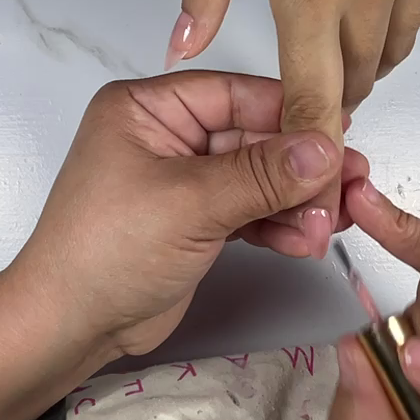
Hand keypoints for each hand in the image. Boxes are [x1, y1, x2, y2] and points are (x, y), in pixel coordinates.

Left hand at [12, 72, 368, 359]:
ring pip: (256, 177)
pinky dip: (277, 225)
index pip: (233, 94)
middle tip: (349, 185)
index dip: (290, 110)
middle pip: (252, 137)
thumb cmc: (104, 250)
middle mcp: (166, 136)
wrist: (70, 326)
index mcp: (148, 108)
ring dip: (295, 201)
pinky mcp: (196, 218)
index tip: (341, 129)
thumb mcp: (188, 203)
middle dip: (299, 167)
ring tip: (332, 223)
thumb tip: (323, 149)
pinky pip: (248, 210)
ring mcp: (182, 180)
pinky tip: (304, 241)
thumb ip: (260, 175)